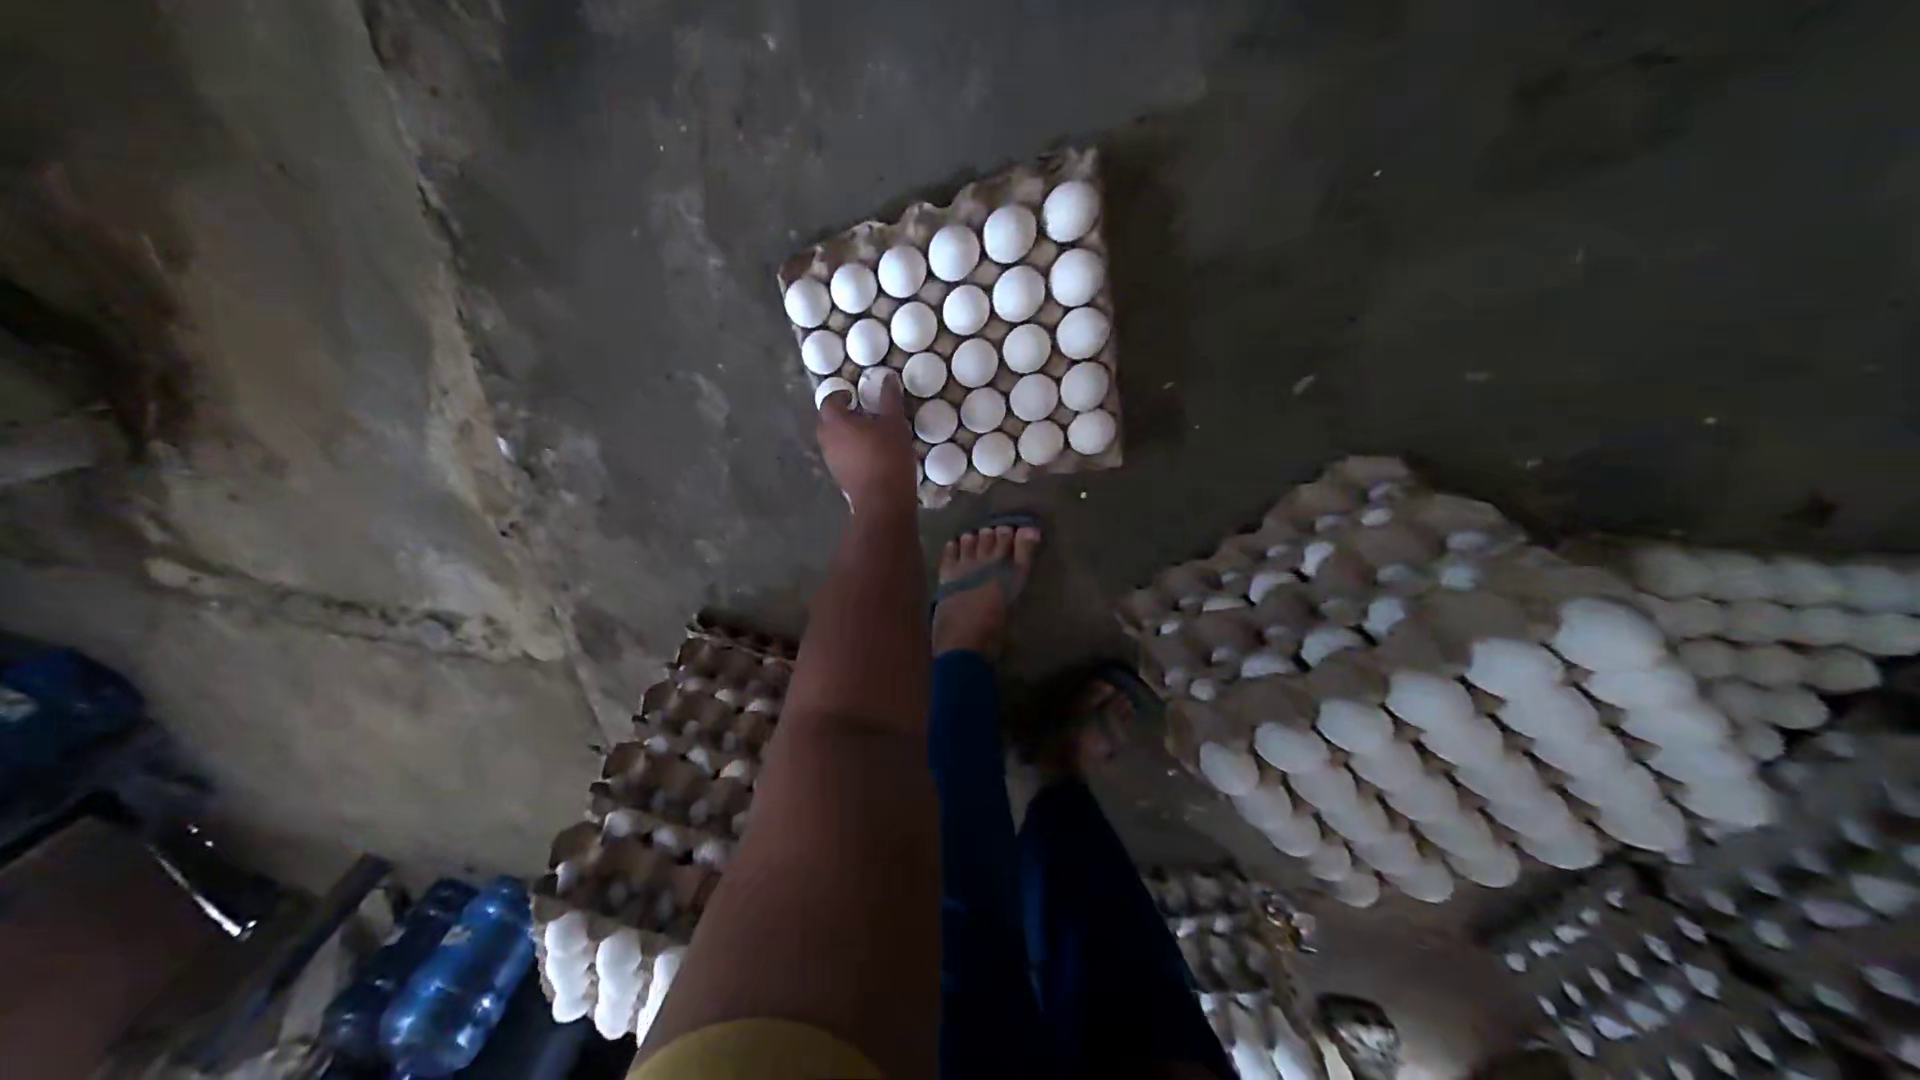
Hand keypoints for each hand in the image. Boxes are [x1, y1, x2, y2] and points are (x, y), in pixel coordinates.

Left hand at [818, 371, 915, 513]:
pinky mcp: (839, 478)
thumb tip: (888, 377)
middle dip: (841, 414)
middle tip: (861, 412)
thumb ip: (890, 399)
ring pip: (833, 440)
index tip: (854, 396)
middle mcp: (826, 441)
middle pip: (827, 421)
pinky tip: (868, 454)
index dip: (841, 395)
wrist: (883, 500)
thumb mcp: (894, 423)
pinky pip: (840, 456)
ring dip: (845, 433)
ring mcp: (831, 461)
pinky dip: (849, 450)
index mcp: (835, 423)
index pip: (830, 401)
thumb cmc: (888, 456)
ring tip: (867, 433)